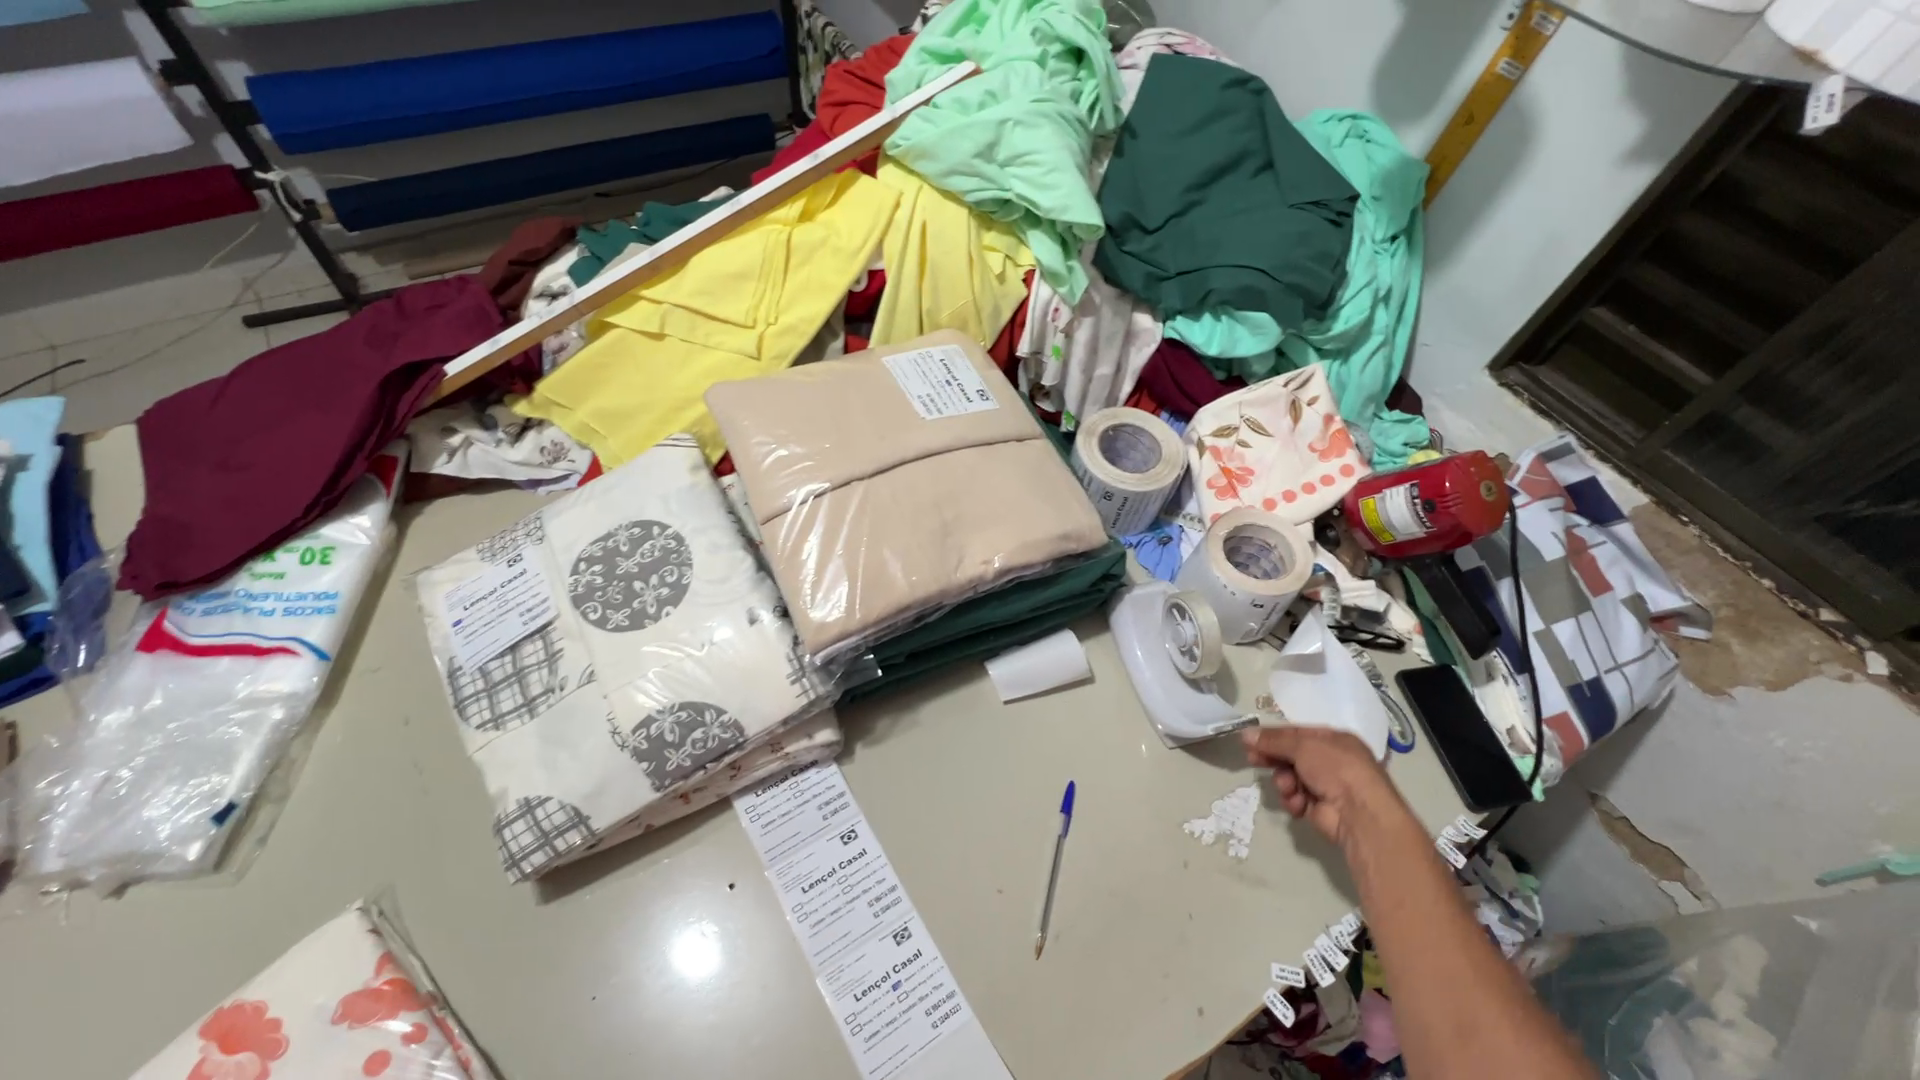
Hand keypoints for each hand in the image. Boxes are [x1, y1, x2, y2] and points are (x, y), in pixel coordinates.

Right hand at [1242, 725, 1402, 850]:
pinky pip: (1296, 799)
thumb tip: (1245, 734)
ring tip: (1288, 787)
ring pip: (1291, 778)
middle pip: (1292, 756)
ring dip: (1284, 782)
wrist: (1359, 813)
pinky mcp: (1320, 808)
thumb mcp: (1302, 746)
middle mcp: (1331, 761)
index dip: (1273, 737)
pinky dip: (1293, 800)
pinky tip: (1297, 803)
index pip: (1297, 734)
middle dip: (1273, 759)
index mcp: (1334, 740)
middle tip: (1253, 760)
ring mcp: (1326, 786)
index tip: (1250, 741)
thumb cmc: (1335, 769)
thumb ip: (1273, 740)